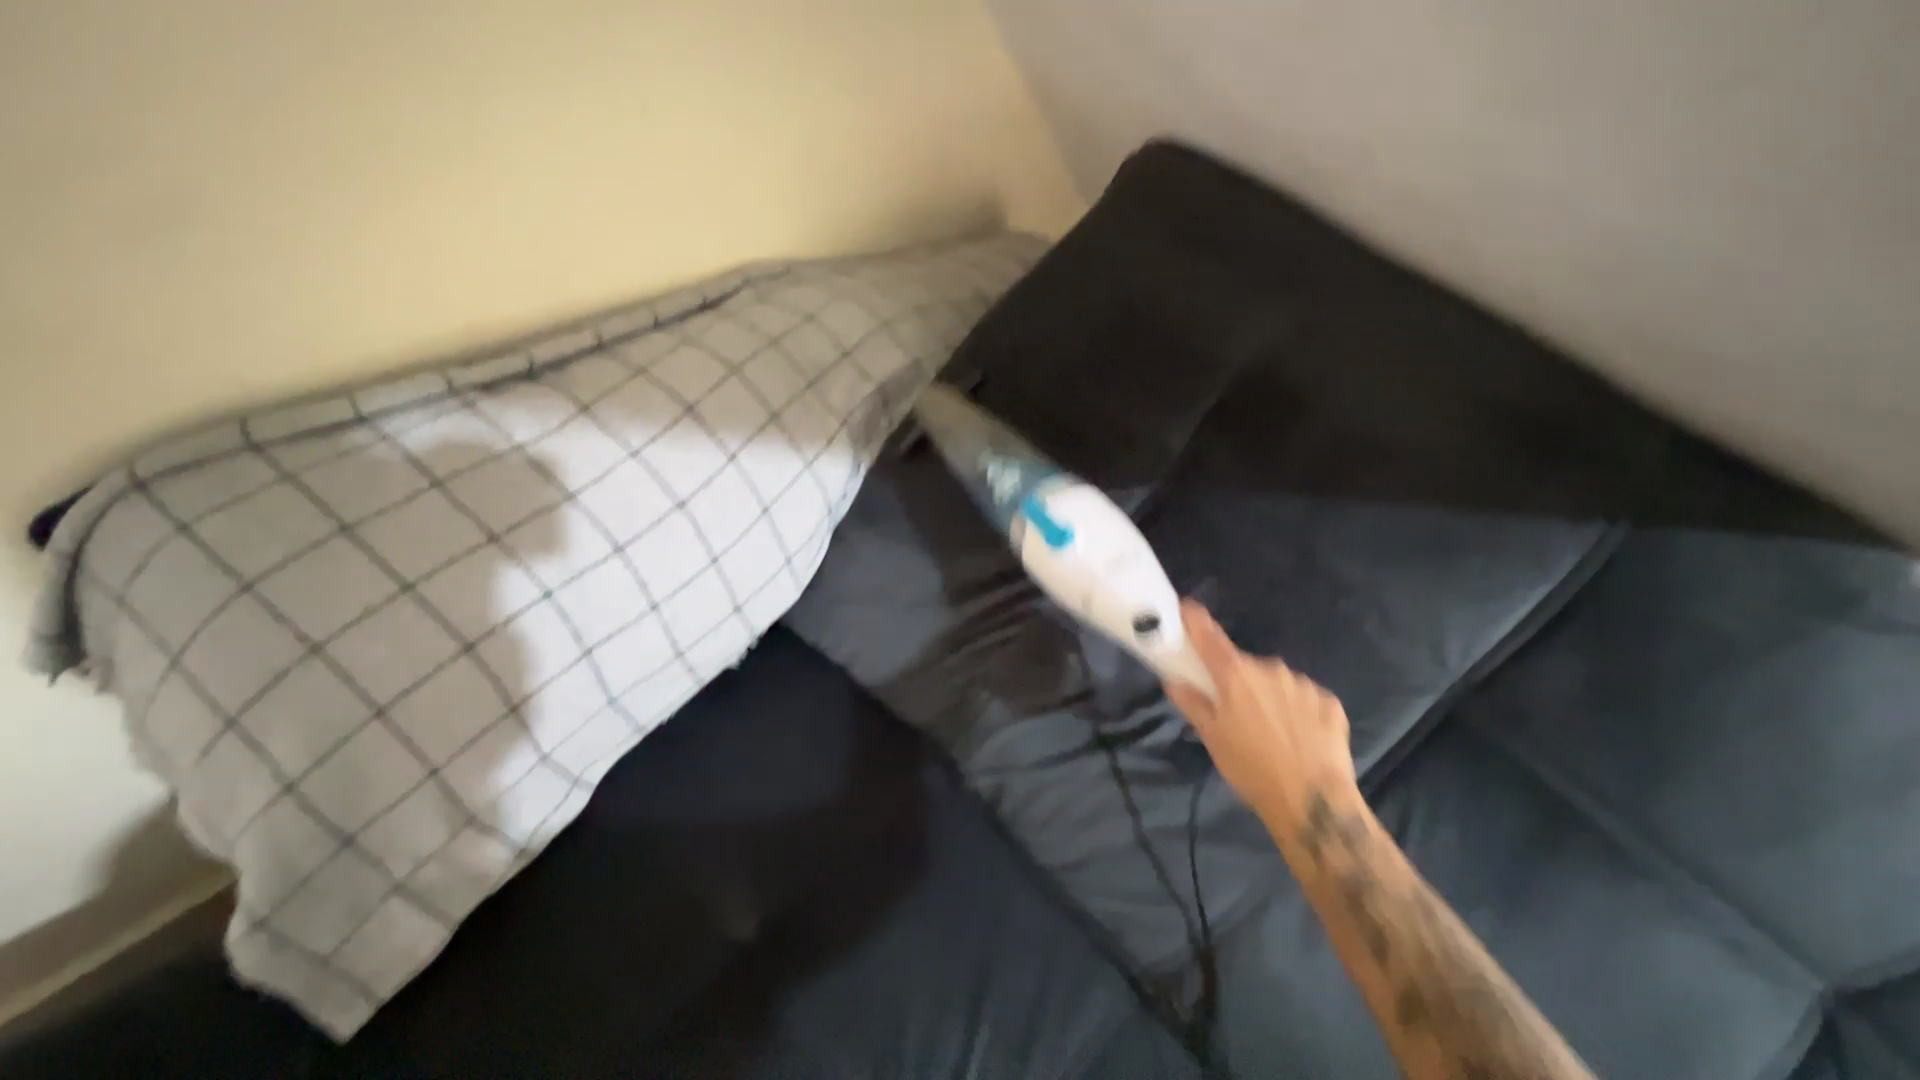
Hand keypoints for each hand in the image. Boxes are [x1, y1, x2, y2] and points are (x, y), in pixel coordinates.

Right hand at [1164, 600, 1358, 822]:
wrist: (1313, 801)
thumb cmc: (1251, 769)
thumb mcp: (1213, 740)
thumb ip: (1193, 704)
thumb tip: (1174, 680)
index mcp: (1236, 676)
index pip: (1210, 636)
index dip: (1195, 621)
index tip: (1186, 608)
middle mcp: (1270, 670)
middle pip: (1245, 666)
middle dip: (1237, 682)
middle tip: (1233, 713)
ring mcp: (1303, 684)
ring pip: (1276, 683)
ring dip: (1269, 698)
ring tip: (1270, 734)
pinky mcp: (1329, 702)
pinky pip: (1304, 699)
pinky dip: (1297, 712)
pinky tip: (1298, 739)